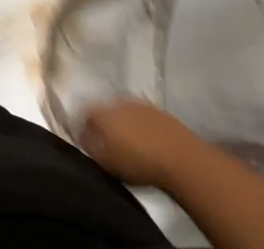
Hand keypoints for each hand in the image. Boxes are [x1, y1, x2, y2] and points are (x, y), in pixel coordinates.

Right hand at [79, 101, 203, 187]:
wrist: (182, 159)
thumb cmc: (139, 162)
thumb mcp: (107, 162)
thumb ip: (90, 146)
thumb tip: (82, 136)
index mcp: (101, 112)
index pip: (82, 113)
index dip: (81, 126)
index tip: (84, 141)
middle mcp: (117, 101)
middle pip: (102, 109)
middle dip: (101, 123)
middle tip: (104, 142)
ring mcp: (139, 103)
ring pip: (122, 111)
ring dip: (121, 123)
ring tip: (126, 142)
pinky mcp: (158, 111)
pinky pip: (141, 116)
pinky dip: (139, 125)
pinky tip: (145, 140)